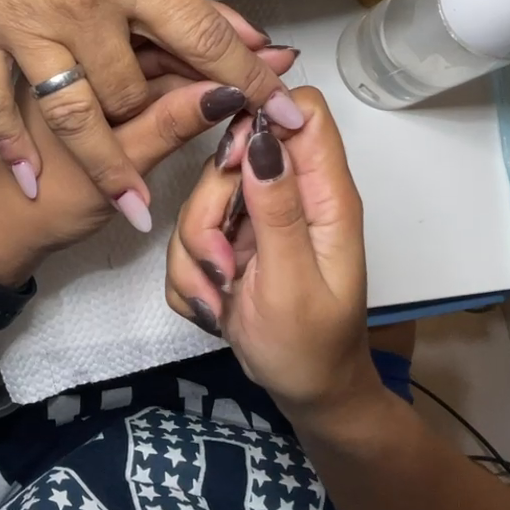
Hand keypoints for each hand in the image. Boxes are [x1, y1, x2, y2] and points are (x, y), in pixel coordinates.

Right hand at [0, 0, 301, 235]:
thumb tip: (220, 19)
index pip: (204, 38)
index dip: (252, 81)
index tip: (284, 110)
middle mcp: (79, 4)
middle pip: (137, 88)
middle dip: (166, 112)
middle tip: (183, 134)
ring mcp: (21, 24)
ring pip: (76, 116)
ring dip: (107, 163)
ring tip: (132, 202)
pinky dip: (11, 146)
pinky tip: (29, 177)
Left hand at [0, 39, 296, 285]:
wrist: (1, 225)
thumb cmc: (47, 202)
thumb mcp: (105, 166)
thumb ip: (164, 126)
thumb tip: (224, 96)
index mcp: (71, 51)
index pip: (161, 44)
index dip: (222, 57)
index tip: (271, 68)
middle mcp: (76, 43)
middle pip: (163, 35)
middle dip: (222, 46)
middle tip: (277, 55)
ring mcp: (85, 56)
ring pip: (156, 47)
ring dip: (204, 56)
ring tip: (260, 55)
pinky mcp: (90, 75)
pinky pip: (142, 64)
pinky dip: (179, 70)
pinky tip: (214, 74)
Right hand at [164, 87, 374, 411]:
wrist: (304, 395)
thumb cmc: (311, 348)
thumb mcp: (292, 283)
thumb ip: (277, 211)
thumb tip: (262, 138)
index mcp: (324, 198)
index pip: (303, 113)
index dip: (263, 120)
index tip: (232, 165)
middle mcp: (288, 198)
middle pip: (229, 158)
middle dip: (208, 212)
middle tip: (222, 264)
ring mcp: (254, 220)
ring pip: (199, 200)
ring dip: (195, 253)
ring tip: (220, 295)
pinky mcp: (227, 243)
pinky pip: (186, 238)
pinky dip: (190, 274)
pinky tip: (214, 304)